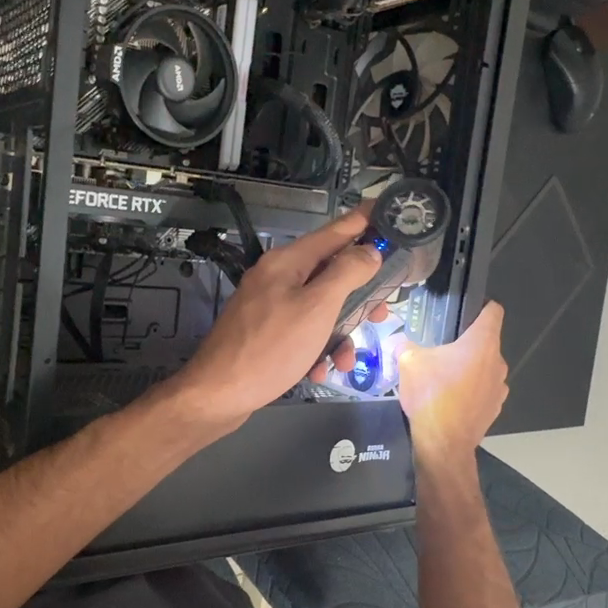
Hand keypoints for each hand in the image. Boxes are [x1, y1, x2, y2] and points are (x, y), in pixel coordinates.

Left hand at [169, 209, 383, 426]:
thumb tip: (369, 251)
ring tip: (346, 360)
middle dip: (359, 296)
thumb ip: (346, 274)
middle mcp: (276, 277)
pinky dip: (315, 351)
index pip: (334, 231)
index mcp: (287, 262)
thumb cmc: (271, 348)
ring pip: (319, 309)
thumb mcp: (316, 308)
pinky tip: (318, 372)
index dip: (364, 222)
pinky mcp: (265, 333)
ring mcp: (268, 306)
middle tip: (381, 313)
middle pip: (330, 273)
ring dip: (339, 335)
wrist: (218, 394)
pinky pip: (301, 333)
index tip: (389, 213)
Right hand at [394, 301, 508, 464]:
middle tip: (439, 350)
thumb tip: (398, 341)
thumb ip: (404, 345)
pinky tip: (450, 399)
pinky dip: (470, 390)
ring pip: (484, 367)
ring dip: (468, 368)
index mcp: (481, 343)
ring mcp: (500, 386)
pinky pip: (483, 389)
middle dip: (465, 344)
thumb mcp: (408, 362)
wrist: (443, 441)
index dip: (481, 306)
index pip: (493, 311)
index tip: (464, 312)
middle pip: (485, 342)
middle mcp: (497, 361)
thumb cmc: (430, 394)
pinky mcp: (495, 407)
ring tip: (443, 378)